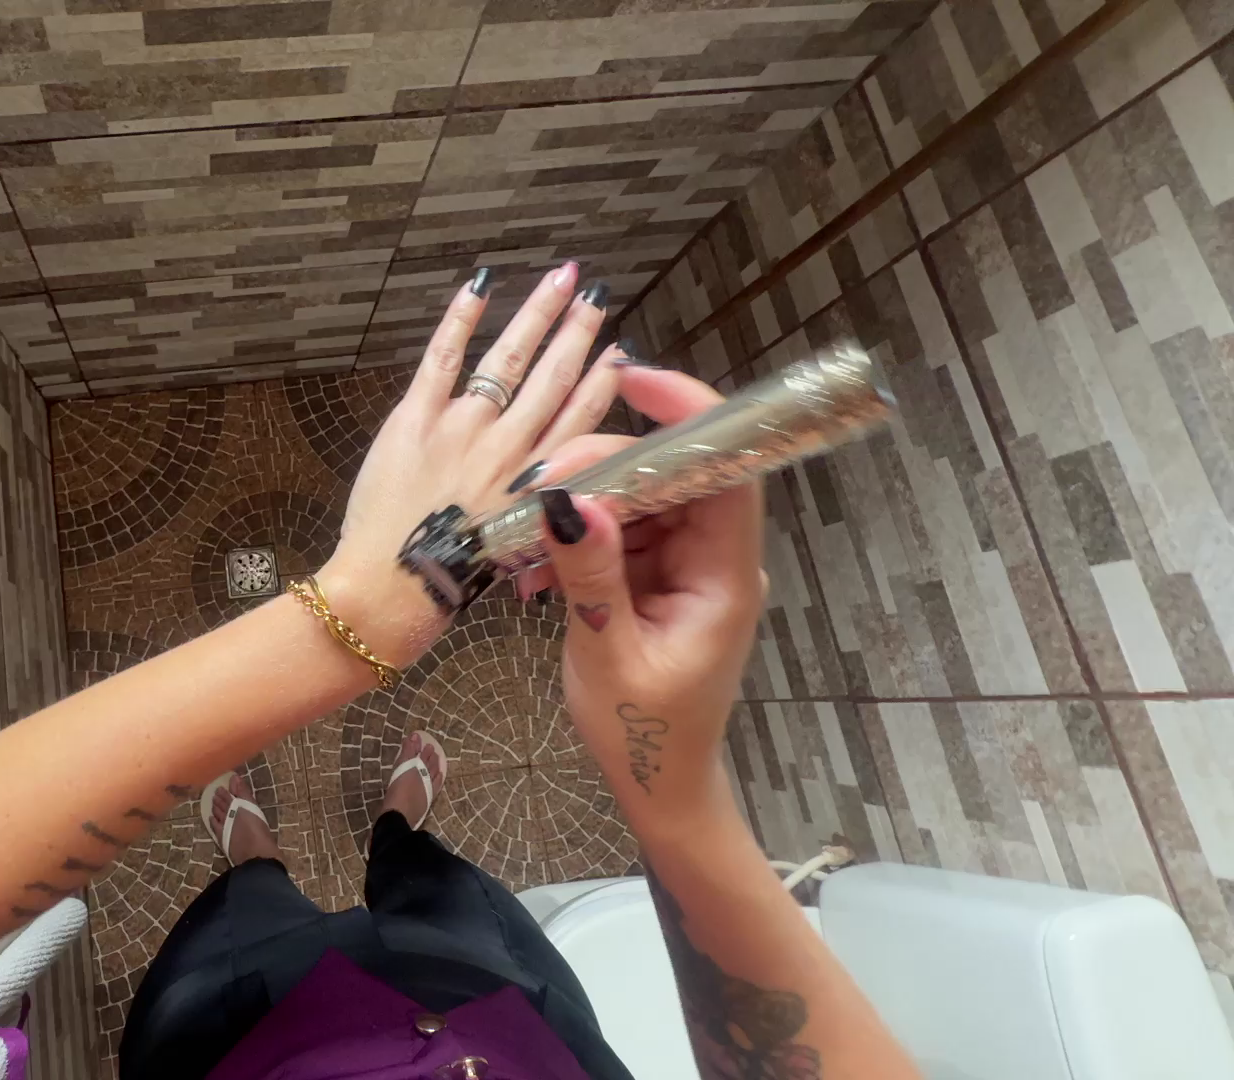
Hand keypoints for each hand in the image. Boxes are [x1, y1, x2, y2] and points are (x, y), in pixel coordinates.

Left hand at [318, 264, 627, 665]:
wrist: (392, 586)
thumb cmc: (451, 580)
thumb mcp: (517, 551)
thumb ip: (538, 507)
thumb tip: (549, 484)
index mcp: (537, 480)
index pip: (581, 417)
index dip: (603, 381)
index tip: (620, 351)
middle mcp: (510, 446)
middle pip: (554, 377)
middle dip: (578, 332)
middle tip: (596, 294)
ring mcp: (462, 426)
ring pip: (510, 358)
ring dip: (537, 315)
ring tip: (562, 279)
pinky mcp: (416, 418)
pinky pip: (442, 358)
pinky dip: (460, 319)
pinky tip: (479, 285)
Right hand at [535, 367, 766, 835]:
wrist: (656, 781)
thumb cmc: (641, 729)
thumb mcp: (606, 652)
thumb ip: (592, 575)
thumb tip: (569, 501)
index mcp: (724, 577)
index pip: (728, 469)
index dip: (691, 414)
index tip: (631, 381)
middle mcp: (712, 560)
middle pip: (669, 478)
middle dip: (601, 469)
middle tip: (534, 486)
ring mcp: (683, 568)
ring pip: (637, 503)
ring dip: (579, 508)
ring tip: (522, 534)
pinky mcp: (654, 579)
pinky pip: (618, 536)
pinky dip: (575, 542)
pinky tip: (535, 571)